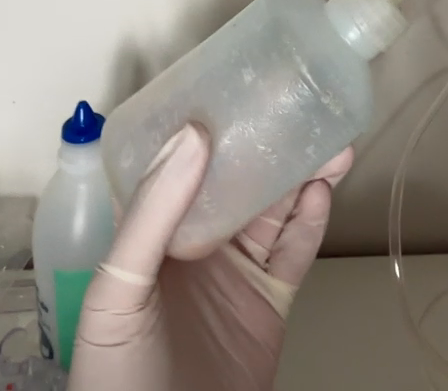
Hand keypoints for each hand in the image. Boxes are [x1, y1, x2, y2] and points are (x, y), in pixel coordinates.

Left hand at [67, 125, 353, 390]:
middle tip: (303, 108)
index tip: (240, 86)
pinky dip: (311, 222)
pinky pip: (294, 253)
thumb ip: (152, 214)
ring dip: (302, 174)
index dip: (210, 122)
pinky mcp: (269, 303)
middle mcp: (198, 240)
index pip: (182, 162)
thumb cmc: (117, 376)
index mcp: (153, 229)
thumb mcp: (117, 292)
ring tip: (330, 144)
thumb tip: (192, 134)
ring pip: (275, 208)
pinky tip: (321, 193)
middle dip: (272, 144)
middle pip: (241, 180)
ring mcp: (236, 271)